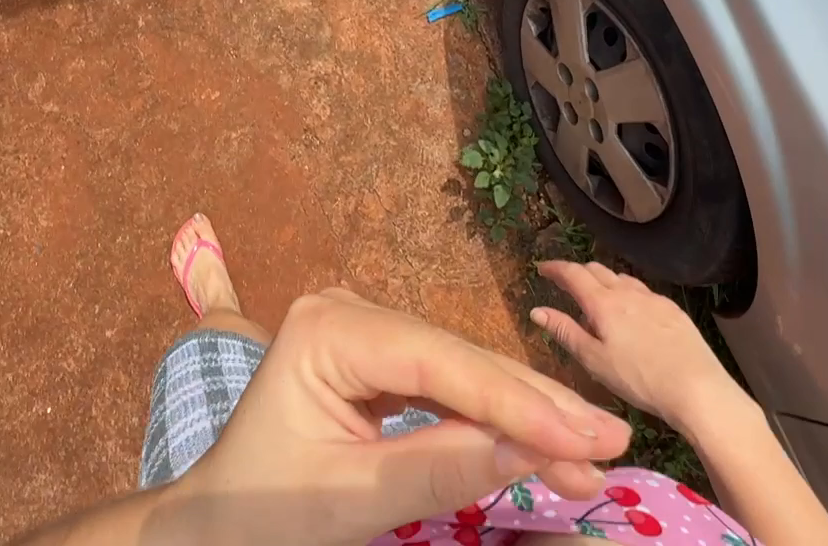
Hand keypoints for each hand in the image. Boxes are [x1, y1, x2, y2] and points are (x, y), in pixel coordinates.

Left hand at [167, 288, 631, 545]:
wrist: (215, 518)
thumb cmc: (265, 510)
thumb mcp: (350, 499)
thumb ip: (439, 468)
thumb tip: (531, 446)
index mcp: (325, 329)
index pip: (435, 360)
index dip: (513, 400)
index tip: (588, 437)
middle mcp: (347, 310)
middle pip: (454, 357)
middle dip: (531, 404)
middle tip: (611, 444)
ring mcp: (362, 328)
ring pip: (458, 367)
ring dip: (521, 410)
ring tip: (592, 448)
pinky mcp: (375, 356)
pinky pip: (442, 382)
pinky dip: (489, 414)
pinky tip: (539, 436)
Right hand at [529, 261, 746, 431]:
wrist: (699, 390)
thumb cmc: (640, 379)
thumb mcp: (594, 361)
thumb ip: (566, 332)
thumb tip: (537, 311)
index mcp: (603, 303)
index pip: (572, 274)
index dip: (555, 268)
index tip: (542, 268)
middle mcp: (627, 292)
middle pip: (596, 270)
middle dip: (578, 272)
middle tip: (566, 284)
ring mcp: (653, 299)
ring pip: (621, 278)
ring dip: (604, 281)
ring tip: (598, 301)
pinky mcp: (673, 310)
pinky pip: (642, 291)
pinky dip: (627, 293)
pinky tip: (632, 314)